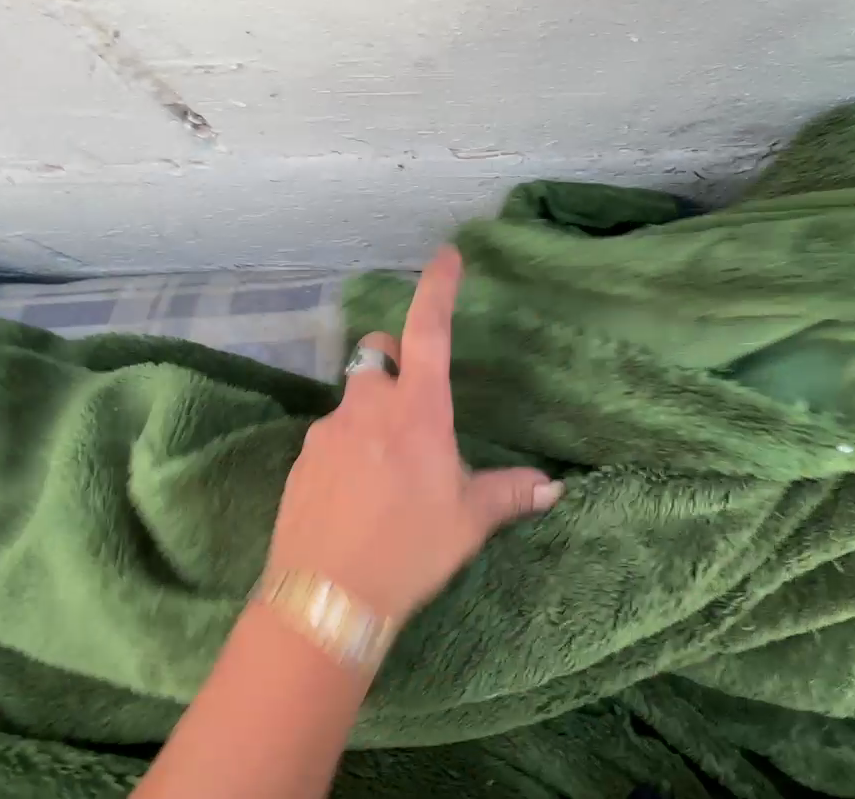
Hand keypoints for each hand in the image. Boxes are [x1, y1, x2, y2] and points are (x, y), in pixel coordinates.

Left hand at [262, 246, 562, 620]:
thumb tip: (553, 486)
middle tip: (415, 401)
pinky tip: (359, 494)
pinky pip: (331, 436)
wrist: (325, 600)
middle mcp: (369, 408)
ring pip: (353, 399)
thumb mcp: (469, 521)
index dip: (438, 288)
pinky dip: (350, 447)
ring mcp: (328, 432)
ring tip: (390, 471)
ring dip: (373, 414)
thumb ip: (510, 493)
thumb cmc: (410, 550)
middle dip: (394, 359)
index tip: (447, 255)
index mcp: (418, 411)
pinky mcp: (302, 461)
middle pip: (376, 352)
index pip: (428, 331)